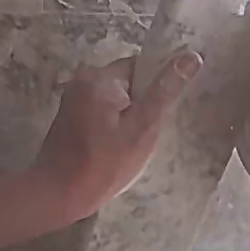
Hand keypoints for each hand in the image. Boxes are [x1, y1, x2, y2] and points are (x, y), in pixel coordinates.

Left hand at [0, 50, 202, 250]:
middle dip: (143, 103)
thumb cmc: (103, 164)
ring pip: (115, 98)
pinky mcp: (70, 116)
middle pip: (127, 82)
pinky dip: (113, 123)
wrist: (58, 194)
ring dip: (129, 115)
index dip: (159, 85)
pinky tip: (118, 146)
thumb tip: (190, 56)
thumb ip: (164, 91)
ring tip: (136, 141)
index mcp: (99, 77)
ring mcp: (73, 98)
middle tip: (151, 131)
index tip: (168, 108)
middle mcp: (82, 80)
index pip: (141, 66)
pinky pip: (101, 110)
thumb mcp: (142, 128)